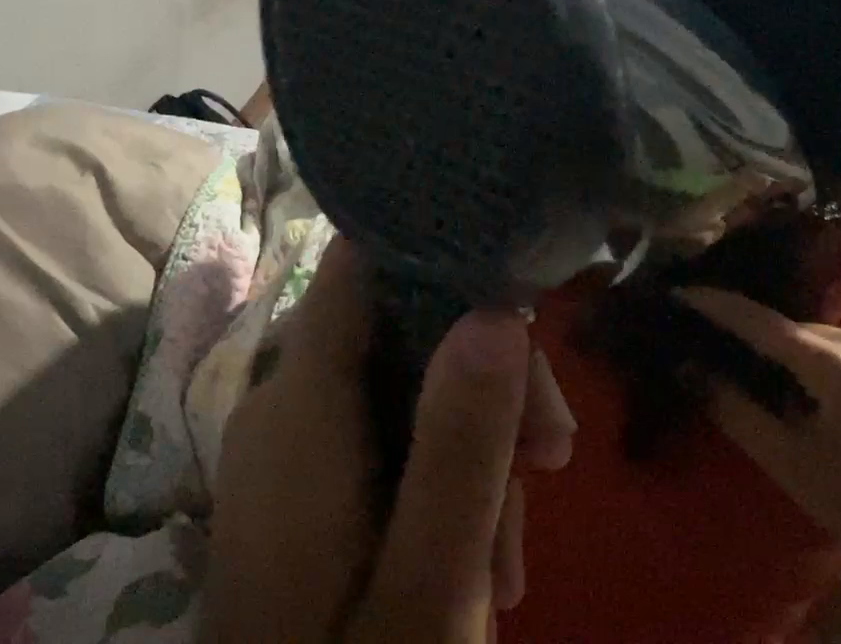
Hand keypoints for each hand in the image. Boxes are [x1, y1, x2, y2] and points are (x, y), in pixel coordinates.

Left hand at [204, 241, 574, 642]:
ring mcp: (292, 448)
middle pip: (399, 329)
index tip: (525, 305)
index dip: (442, 257)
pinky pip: (385, 440)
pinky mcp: (307, 490)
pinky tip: (479, 561)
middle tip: (556, 457)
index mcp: (299, 406)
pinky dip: (442, 478)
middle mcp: (284, 405)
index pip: (361, 264)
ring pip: (403, 388)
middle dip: (485, 379)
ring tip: (513, 559)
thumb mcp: (430, 584)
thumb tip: (497, 307)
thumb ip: (461, 444)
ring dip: (475, 445)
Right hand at [675, 287, 840, 579]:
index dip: (716, 305)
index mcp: (835, 363)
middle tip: (750, 368)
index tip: (684, 292)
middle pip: (805, 333)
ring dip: (821, 361)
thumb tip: (691, 368)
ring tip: (813, 399)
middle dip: (774, 346)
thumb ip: (736, 411)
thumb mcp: (793, 465)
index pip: (760, 322)